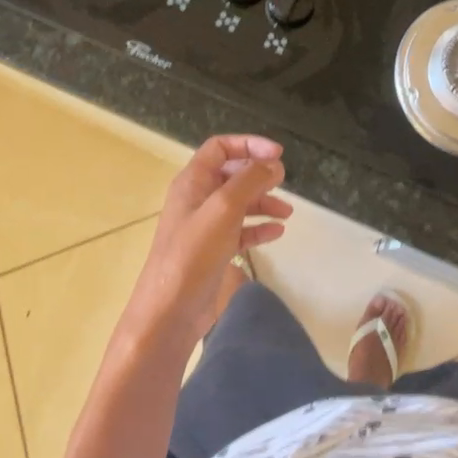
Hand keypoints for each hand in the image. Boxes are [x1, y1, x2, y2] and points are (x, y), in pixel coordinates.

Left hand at [127, 135, 292, 345]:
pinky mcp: (213, 252)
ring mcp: (205, 227)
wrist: (170, 312)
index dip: (249, 144)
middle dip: (259, 175)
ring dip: (263, 202)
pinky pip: (240, 231)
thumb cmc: (193, 254)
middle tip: (283, 182)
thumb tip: (273, 164)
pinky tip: (277, 233)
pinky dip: (259, 228)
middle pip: (232, 174)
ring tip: (287, 212)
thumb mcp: (224, 208)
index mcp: (193, 182)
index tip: (277, 154)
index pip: (220, 148)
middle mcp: (197, 199)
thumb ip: (250, 180)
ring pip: (239, 203)